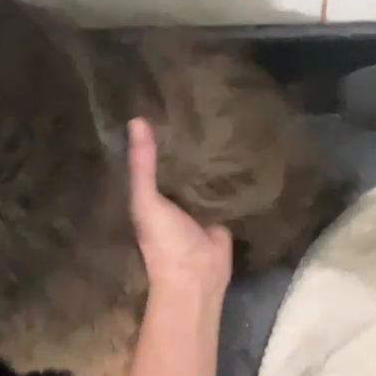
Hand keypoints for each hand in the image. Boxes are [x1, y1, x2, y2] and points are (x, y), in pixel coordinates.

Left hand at [128, 118, 233, 303]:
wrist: (197, 276)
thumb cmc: (163, 241)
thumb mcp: (146, 201)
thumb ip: (142, 165)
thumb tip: (136, 120)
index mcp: (149, 192)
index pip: (152, 155)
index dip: (155, 132)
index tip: (164, 99)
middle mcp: (173, 193)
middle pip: (179, 160)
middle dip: (185, 138)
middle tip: (198, 101)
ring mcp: (198, 199)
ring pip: (203, 169)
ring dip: (209, 151)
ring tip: (220, 113)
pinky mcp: (222, 206)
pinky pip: (225, 182)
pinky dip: (230, 168)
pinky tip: (239, 142)